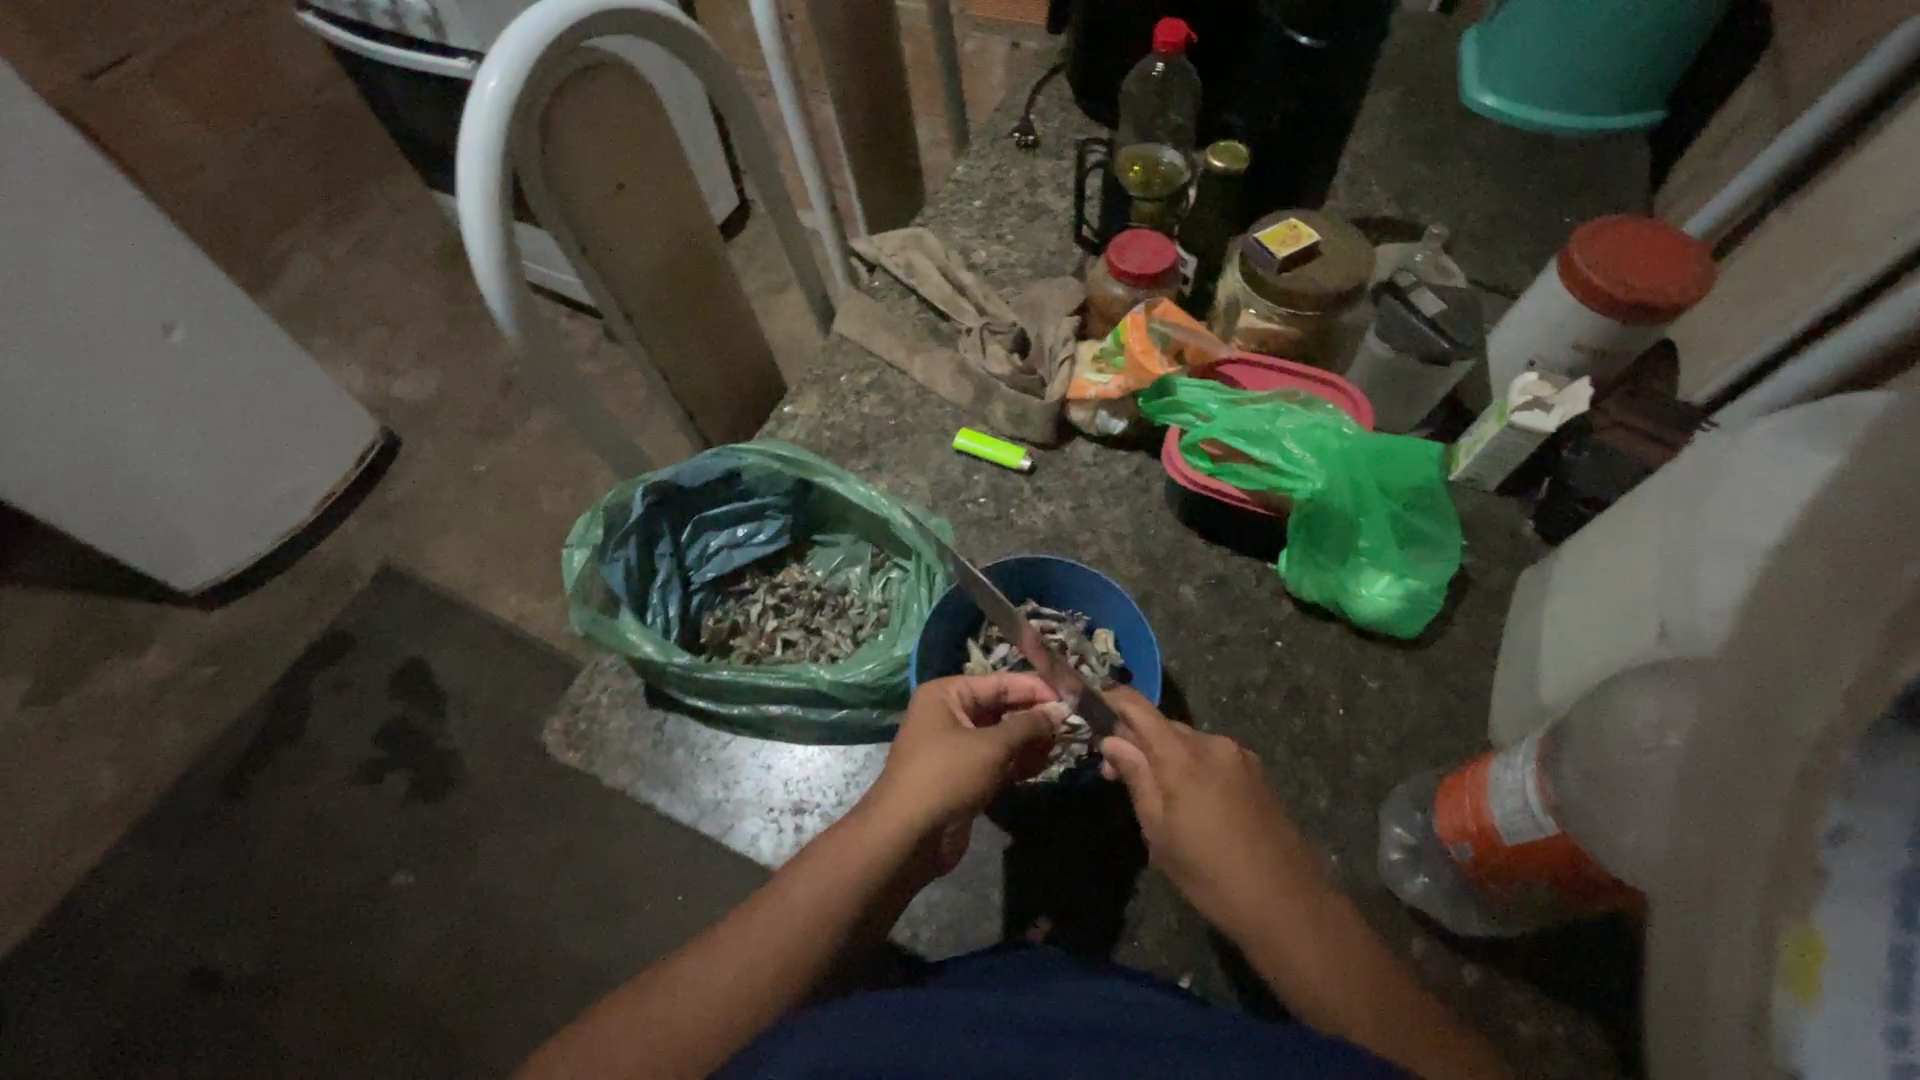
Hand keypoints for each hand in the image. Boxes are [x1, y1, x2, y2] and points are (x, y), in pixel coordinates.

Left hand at [862, 673, 1064, 848]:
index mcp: (947, 695)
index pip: (999, 682)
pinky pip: (996, 761)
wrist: (908, 836)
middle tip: (1070, 726)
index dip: (1034, 688)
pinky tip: (1042, 766)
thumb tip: (1058, 711)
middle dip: (1034, 718)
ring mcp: (955, 748)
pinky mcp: (963, 777)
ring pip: (1001, 737)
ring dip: (1030, 742)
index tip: (1069, 696)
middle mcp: (949, 715)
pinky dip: (1017, 762)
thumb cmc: (947, 776)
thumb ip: (1028, 725)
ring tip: (1059, 747)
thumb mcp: (991, 746)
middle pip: (1001, 709)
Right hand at [1098, 688, 1327, 938]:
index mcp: (1183, 756)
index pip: (1139, 708)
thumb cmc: (1209, 874)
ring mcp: (1240, 757)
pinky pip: (1213, 758)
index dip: (1113, 701)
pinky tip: (1195, 806)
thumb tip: (1112, 741)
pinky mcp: (1258, 774)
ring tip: (1158, 798)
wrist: (1288, 904)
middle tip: (1117, 776)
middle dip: (1137, 742)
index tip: (1091, 710)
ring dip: (1167, 757)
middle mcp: (1213, 744)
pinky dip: (1193, 768)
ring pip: (1189, 743)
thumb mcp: (1159, 831)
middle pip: (1164, 727)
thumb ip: (1136, 778)